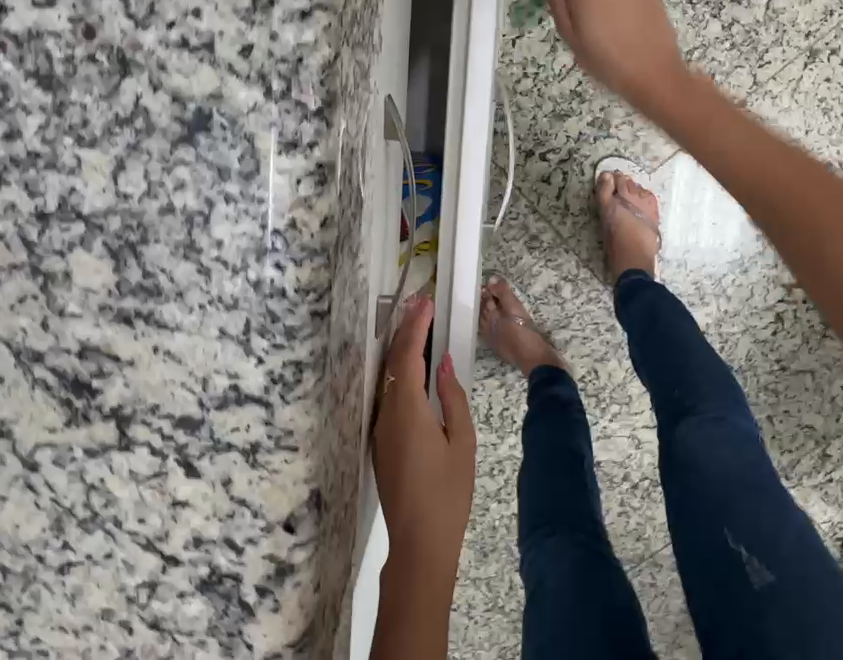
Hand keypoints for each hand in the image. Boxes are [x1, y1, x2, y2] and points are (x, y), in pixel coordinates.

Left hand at [371, 289, 474, 581]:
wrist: (419, 540)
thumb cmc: (448, 492)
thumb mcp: (462, 442)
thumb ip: (452, 398)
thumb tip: (444, 365)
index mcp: (408, 409)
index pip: (408, 355)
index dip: (415, 326)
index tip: (425, 302)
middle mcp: (386, 413)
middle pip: (392, 362)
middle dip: (404, 330)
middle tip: (419, 304)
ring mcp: (380, 428)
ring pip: (387, 379)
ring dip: (400, 350)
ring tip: (416, 326)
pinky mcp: (381, 442)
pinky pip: (388, 396)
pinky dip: (398, 373)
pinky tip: (412, 368)